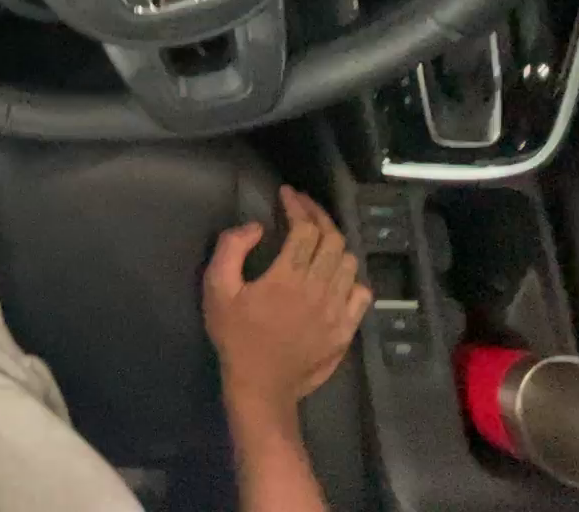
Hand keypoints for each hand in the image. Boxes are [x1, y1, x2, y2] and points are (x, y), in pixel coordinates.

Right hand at [204, 186, 371, 417]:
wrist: (261, 385)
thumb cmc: (235, 334)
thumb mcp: (216, 287)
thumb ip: (230, 249)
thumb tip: (256, 227)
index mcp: (288, 277)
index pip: (305, 229)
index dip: (298, 206)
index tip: (286, 193)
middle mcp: (319, 289)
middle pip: (333, 240)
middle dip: (319, 216)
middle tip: (302, 206)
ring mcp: (338, 311)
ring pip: (350, 263)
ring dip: (334, 241)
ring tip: (317, 233)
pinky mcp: (347, 329)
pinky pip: (362, 293)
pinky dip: (351, 275)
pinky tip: (334, 272)